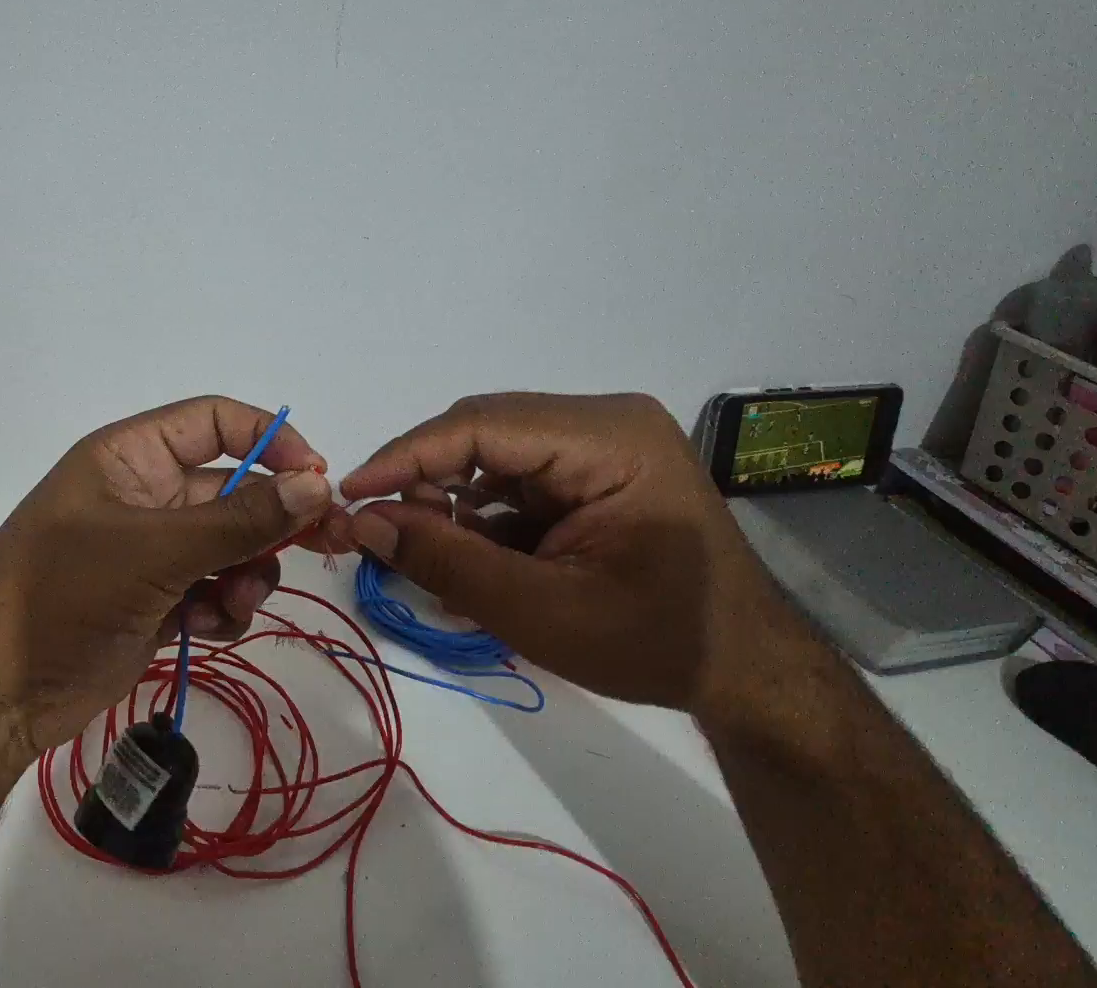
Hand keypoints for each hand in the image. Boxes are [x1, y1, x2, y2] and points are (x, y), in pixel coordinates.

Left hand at [0, 397, 349, 755]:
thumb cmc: (64, 595)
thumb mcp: (153, 550)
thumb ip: (238, 520)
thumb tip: (317, 484)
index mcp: (130, 457)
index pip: (214, 422)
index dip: (270, 440)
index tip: (317, 477)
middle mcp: (144, 496)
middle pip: (232, 490)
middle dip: (274, 520)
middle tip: (330, 544)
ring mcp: (150, 552)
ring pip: (230, 546)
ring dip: (246, 573)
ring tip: (234, 601)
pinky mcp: (155, 599)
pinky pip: (213, 588)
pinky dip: (222, 606)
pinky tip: (207, 628)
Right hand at [340, 392, 796, 713]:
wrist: (746, 673)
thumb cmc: (655, 643)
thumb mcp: (541, 611)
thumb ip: (447, 561)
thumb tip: (362, 520)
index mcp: (610, 439)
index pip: (482, 425)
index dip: (407, 457)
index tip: (350, 495)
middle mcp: (605, 423)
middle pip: (483, 432)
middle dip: (425, 480)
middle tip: (379, 529)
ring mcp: (600, 447)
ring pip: (491, 456)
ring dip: (449, 501)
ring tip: (422, 553)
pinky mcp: (591, 474)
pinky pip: (512, 479)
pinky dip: (478, 517)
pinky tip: (464, 558)